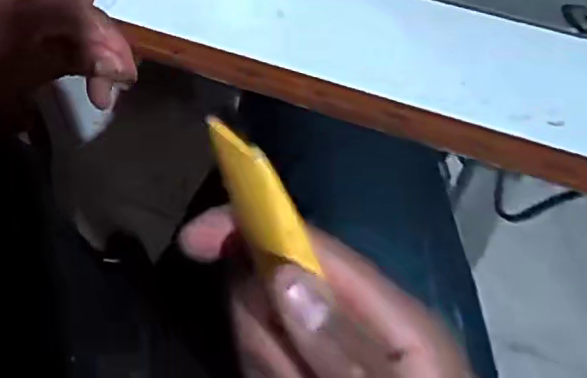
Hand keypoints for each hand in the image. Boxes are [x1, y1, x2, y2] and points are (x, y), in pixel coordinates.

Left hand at [0, 0, 136, 122]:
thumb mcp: (26, 75)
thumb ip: (76, 60)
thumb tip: (121, 65)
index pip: (91, 21)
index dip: (114, 53)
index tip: (121, 86)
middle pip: (81, 13)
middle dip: (99, 51)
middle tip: (106, 89)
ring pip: (66, 10)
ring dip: (81, 42)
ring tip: (90, 76)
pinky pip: (46, 7)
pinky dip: (59, 32)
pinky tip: (63, 54)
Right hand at [179, 207, 471, 377]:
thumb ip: (344, 350)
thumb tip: (285, 273)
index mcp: (393, 316)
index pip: (311, 242)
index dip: (249, 224)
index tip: (194, 239)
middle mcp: (364, 323)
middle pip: (280, 281)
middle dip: (261, 324)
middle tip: (283, 375)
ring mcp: (340, 352)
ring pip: (269, 324)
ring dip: (267, 358)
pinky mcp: (318, 370)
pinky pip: (271, 359)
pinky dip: (269, 371)